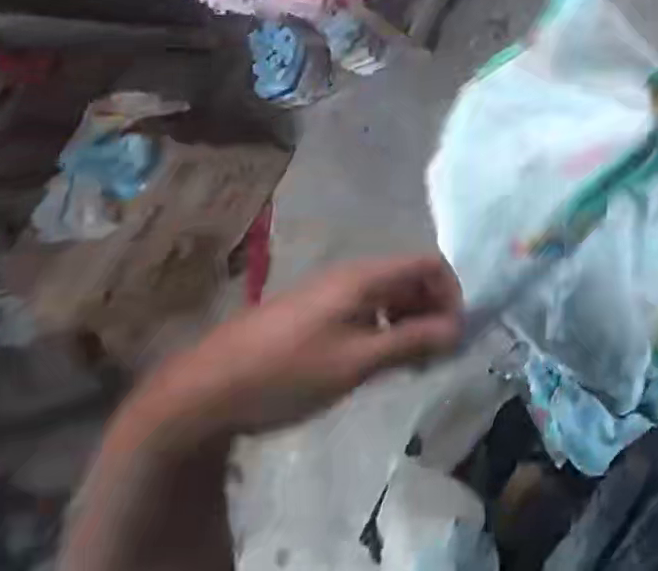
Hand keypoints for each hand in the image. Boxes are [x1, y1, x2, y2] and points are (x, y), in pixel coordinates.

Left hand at [133, 255, 463, 443]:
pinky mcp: (314, 314)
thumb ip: (412, 341)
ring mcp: (330, 293)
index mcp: (365, 276)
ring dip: (411, 322)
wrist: (198, 393)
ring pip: (390, 295)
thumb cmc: (285, 372)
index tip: (455, 332)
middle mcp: (352, 275)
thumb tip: (459, 329)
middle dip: (434, 310)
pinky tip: (378, 361)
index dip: (452, 293)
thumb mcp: (356, 361)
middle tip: (438, 352)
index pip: (430, 264)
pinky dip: (386, 329)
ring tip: (412, 362)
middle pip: (412, 278)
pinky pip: (367, 309)